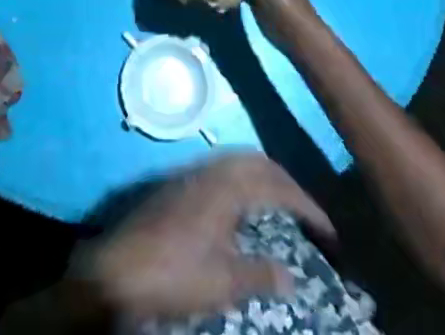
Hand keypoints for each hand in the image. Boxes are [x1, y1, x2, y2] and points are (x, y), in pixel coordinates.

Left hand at [80, 153, 334, 320]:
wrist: (115, 271)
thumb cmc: (173, 275)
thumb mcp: (224, 283)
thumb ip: (261, 274)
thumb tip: (294, 276)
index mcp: (224, 189)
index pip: (276, 185)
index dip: (307, 206)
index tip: (330, 232)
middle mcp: (207, 172)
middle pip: (255, 161)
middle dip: (285, 181)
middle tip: (306, 211)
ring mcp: (186, 175)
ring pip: (233, 162)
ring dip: (261, 176)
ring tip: (279, 204)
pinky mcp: (173, 186)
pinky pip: (216, 170)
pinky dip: (239, 180)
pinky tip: (239, 208)